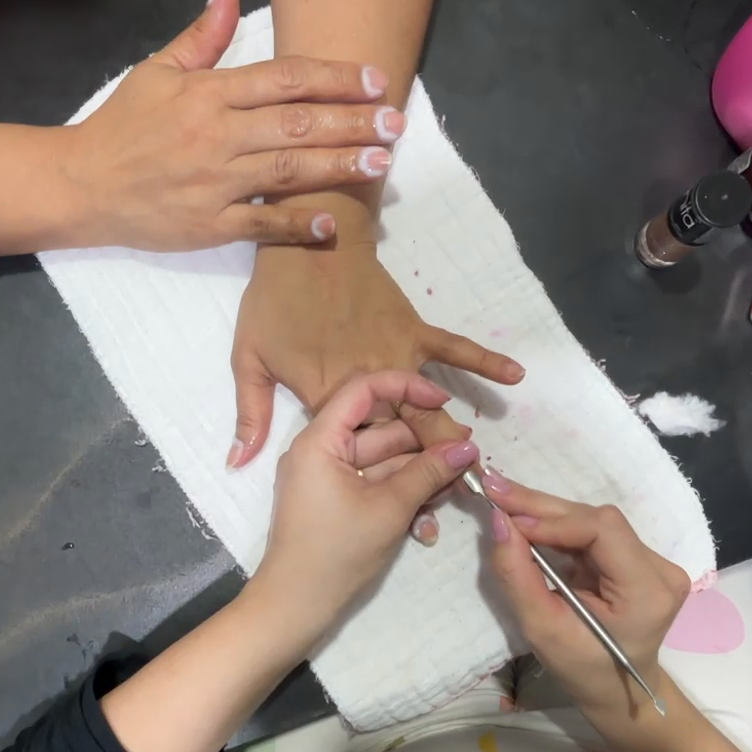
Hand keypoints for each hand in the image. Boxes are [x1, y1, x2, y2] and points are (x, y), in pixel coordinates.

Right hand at [62, 0, 403, 250]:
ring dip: (338, 166)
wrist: (83, 185)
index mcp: (209, 93)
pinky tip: (329, 223)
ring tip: (380, 163)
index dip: (334, 79)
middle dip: (352, 122)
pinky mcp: (209, 225)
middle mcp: (218, 135)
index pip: (284, 79)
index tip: (374, 81)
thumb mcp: (158, 71)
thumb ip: (203, 36)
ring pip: (287, 170)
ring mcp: (215, 183)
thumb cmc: (123, 127)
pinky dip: (295, 224)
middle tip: (396, 123)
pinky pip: (260, 224)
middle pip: (297, 124)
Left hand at [228, 241, 523, 467]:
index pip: (359, 451)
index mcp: (328, 396)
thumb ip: (251, 415)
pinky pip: (451, 348)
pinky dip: (481, 361)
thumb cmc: (272, 301)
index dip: (391, 484)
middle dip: (429, 470)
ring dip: (448, 438)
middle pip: (401, 438)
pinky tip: (514, 376)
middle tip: (454, 494)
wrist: (306, 240)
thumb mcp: (248, 359)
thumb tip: (236, 461)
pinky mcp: (411, 332)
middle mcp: (367, 382)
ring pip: (426, 409)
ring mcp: (394, 355)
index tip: (420, 511)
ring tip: (472, 466)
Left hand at [247, 371, 480, 642]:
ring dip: (419, 473)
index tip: (444, 401)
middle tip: (466, 453)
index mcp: (320, 439)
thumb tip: (468, 445)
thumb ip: (429, 472)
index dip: (407, 388)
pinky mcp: (336, 501)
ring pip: (382, 460)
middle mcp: (321, 450)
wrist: (295, 604)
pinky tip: (431, 519)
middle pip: (379, 428)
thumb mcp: (390, 509)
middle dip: (424, 442)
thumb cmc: (336, 551)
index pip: (364, 389)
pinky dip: (401, 495)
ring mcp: (328, 477)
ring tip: (457, 488)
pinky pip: (373, 484)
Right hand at [480, 475, 689, 711]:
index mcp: (647, 591)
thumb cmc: (582, 670)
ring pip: (591, 520)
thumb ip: (519, 575)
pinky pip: (590, 531)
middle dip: (540, 508)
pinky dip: (554, 526)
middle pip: (596, 519)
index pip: (602, 530)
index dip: (553, 520)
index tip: (507, 521)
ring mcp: (651, 561)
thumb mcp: (543, 629)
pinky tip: (523, 516)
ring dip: (544, 513)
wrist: (618, 691)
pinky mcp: (635, 558)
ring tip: (500, 498)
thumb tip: (497, 521)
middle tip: (492, 489)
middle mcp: (658, 568)